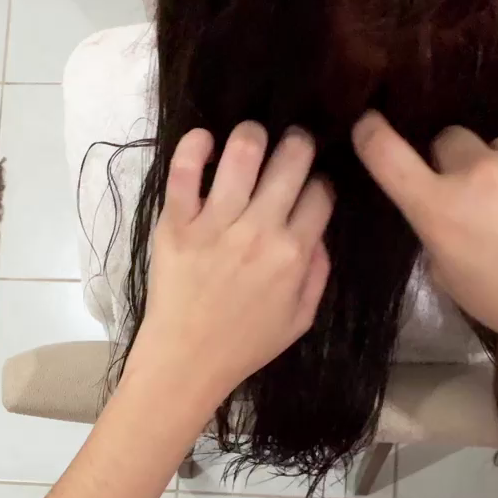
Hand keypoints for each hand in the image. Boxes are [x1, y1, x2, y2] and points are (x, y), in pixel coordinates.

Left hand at [121, 122, 333, 413]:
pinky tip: (205, 141)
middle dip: (297, 144)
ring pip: (243, 151)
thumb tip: (319, 235)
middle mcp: (259, 231)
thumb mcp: (298, 321)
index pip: (320, 193)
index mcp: (293, 255)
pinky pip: (183, 169)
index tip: (309, 188)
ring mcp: (215, 224)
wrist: (186, 362)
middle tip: (289, 148)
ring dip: (252, 135)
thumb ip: (318, 276)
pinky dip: (195, 145)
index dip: (320, 184)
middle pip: (291, 159)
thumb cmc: (243, 346)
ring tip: (250, 141)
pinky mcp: (176, 223)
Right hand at [351, 111, 497, 373]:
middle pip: (449, 142)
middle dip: (456, 165)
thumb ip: (436, 231)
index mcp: (440, 211)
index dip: (373, 136)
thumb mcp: (452, 278)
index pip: (388, 157)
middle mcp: (478, 170)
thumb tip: (441, 202)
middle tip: (483, 202)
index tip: (368, 122)